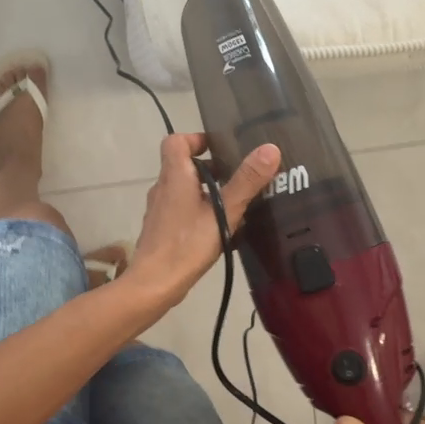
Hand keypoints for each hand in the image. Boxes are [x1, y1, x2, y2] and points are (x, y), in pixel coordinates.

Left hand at [126, 134, 278, 305]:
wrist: (154, 284)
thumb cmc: (187, 244)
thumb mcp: (223, 211)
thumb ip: (246, 181)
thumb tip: (270, 148)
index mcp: (174, 176)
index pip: (176, 142)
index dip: (196, 139)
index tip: (219, 148)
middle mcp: (162, 189)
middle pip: (182, 166)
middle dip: (209, 169)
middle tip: (237, 178)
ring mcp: (159, 211)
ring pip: (182, 190)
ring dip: (205, 192)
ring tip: (233, 205)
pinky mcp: (160, 231)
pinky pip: (180, 211)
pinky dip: (197, 212)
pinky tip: (217, 230)